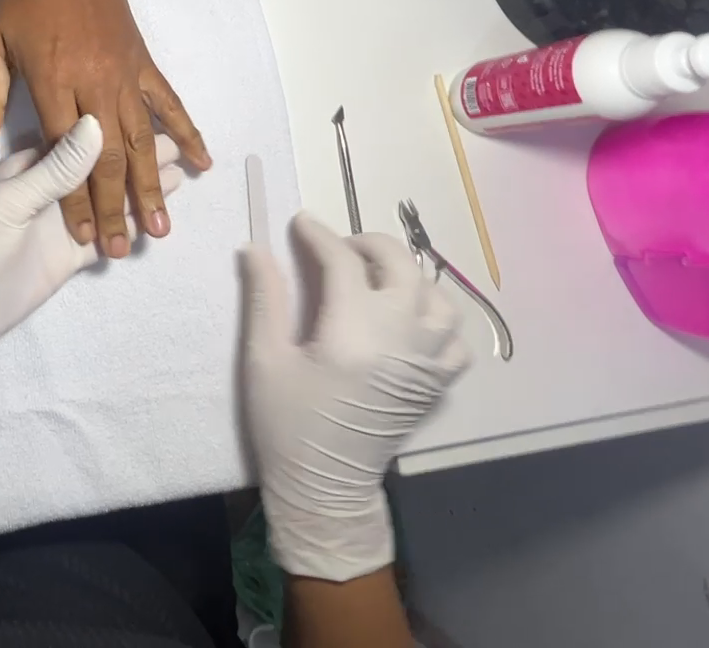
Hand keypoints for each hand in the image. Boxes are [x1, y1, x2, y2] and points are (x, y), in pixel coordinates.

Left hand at [0, 0, 209, 259]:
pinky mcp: (145, 65)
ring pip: (144, 142)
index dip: (73, 201)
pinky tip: (203, 162)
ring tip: (163, 228)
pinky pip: (171, 104)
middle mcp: (95, 87)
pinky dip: (187, 133)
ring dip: (154, 187)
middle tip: (126, 250)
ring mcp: (126, 77)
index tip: (84, 239)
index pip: (63, 157)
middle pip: (109, 160)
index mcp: (53, 85)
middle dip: (116, 209)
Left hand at [0, 116, 185, 383]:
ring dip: (143, 188)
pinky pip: (107, 236)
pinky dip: (131, 227)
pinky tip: (157, 219)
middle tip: (182, 146)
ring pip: (113, 199)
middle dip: (141, 156)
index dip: (117, 129)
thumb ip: (55, 169)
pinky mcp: (67, 256)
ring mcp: (62, 222)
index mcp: (30, 165)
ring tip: (182, 174)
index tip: (153, 117)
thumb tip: (96, 126)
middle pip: (106, 167)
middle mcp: (51, 187)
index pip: (82, 139)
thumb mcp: (10, 202)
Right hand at [240, 214, 472, 581]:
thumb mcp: (263, 357)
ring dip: (405, 275)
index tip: (300, 222)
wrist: (323, 486)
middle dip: (367, 243)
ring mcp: (426, 363)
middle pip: (401, 266)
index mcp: (352, 332)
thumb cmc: (286, 422)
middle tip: (336, 245)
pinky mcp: (436, 384)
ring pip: (436, 295)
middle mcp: (400, 340)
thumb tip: (255, 248)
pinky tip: (405, 318)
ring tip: (373, 277)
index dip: (319, 235)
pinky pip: (454, 336)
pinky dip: (434, 316)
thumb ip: (264, 297)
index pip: (343, 262)